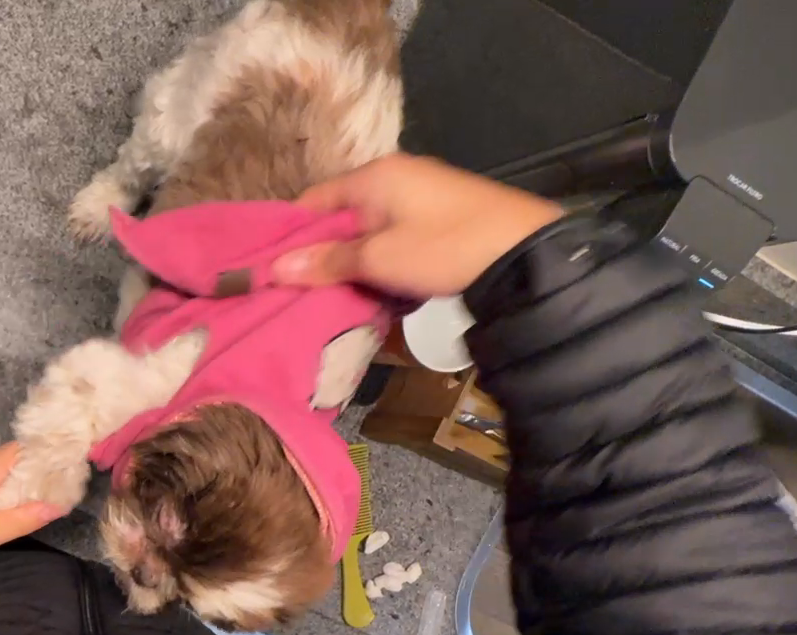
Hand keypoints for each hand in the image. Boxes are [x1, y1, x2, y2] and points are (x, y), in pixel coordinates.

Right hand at [270, 154, 564, 297]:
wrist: (524, 254)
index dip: (289, 236)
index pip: (311, 201)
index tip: (272, 270)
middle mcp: (393, 178)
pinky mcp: (434, 218)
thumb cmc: (443, 247)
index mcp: (375, 176)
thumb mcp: (377, 258)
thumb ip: (325, 262)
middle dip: (317, 253)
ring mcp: (416, 197)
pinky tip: (366, 288)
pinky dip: (372, 262)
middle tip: (295, 289)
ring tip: (326, 295)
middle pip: (336, 218)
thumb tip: (274, 268)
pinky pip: (386, 239)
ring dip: (346, 262)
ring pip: (361, 232)